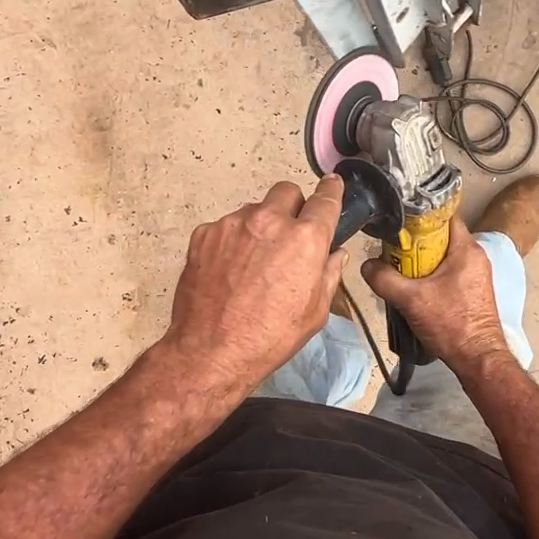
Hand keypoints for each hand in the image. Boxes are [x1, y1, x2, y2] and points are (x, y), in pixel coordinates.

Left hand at [159, 176, 346, 397]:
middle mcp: (269, 222)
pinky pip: (225, 227)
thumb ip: (328, 274)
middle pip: (286, 192)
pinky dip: (231, 242)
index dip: (331, 191)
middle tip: (287, 237)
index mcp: (304, 239)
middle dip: (291, 208)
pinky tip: (229, 271)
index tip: (332, 186)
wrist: (211, 352)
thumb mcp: (315, 312)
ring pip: (254, 211)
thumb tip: (334, 255)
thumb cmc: (269, 337)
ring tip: (253, 264)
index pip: (325, 199)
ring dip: (259, 227)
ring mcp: (232, 225)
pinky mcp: (204, 234)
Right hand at [361, 217, 511, 375]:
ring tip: (400, 272)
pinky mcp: (471, 290)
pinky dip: (431, 276)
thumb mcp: (411, 300)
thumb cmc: (451, 324)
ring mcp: (475, 274)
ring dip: (421, 263)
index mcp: (467, 249)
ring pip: (442, 256)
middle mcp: (475, 256)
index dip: (419, 217)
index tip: (398, 225)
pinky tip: (415, 290)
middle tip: (393, 252)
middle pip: (440, 237)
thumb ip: (384, 279)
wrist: (478, 359)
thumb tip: (367, 265)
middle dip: (415, 243)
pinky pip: (448, 272)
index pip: (443, 216)